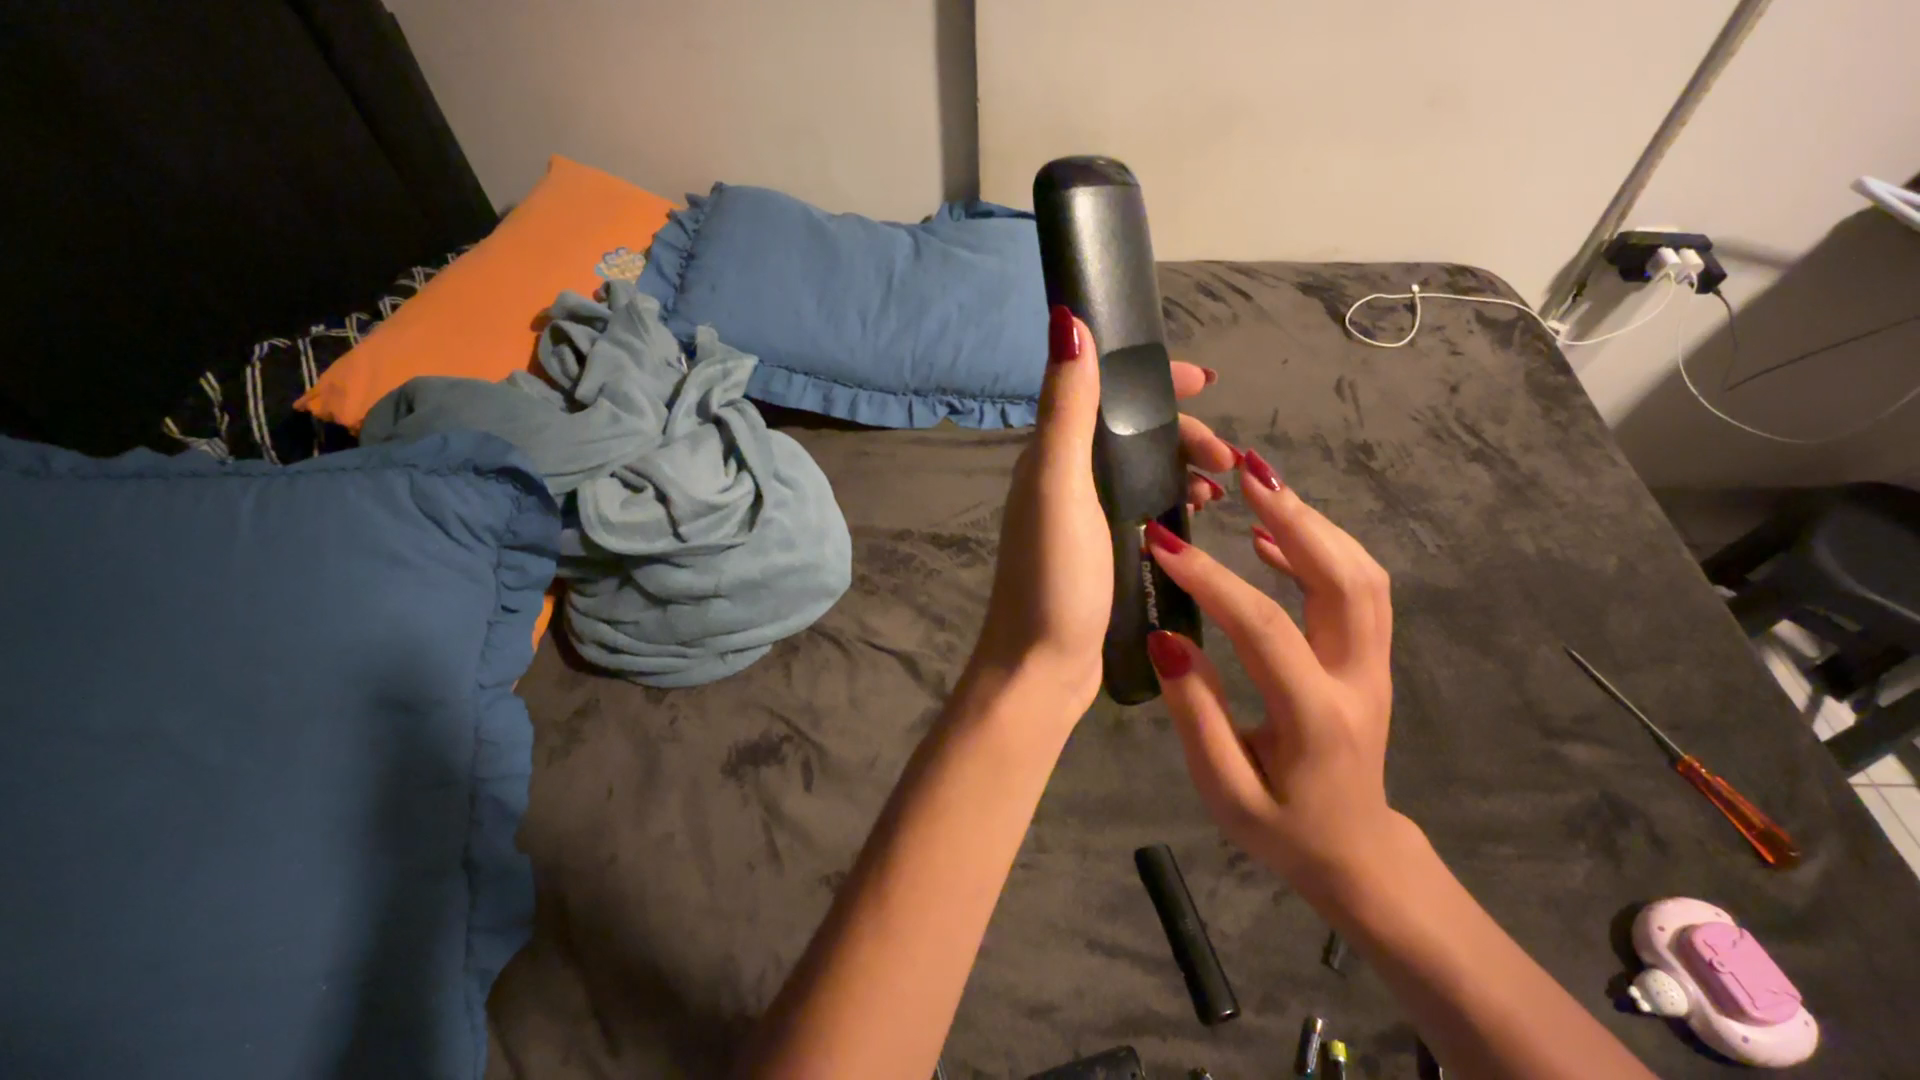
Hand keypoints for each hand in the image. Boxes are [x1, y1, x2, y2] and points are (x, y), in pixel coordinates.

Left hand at [967, 307, 1235, 711]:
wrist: (1041, 668)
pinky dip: (1177, 503)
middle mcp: (1065, 479)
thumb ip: (1065, 407)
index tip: (1204, 382)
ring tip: (1220, 490)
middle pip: (1134, 433)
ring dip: (1185, 467)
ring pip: (1145, 471)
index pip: (1105, 394)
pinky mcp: (1104, 553)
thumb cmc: (1053, 577)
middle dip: (1184, 433)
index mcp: (1052, 456)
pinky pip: (1148, 509)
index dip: (1153, 381)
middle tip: (1225, 460)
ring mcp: (1085, 519)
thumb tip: (1068, 319)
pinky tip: (1199, 518)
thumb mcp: (1059, 485)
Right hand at [1139, 453, 1405, 877]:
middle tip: (1245, 473)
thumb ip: (1196, 714)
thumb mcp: (1224, 790)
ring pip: (1363, 575)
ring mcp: (1375, 665)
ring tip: (1261, 489)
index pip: (1264, 629)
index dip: (1212, 580)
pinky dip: (1323, 548)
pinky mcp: (1373, 657)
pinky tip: (1274, 535)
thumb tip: (1168, 638)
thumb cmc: (1281, 826)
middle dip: (1295, 518)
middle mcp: (1358, 680)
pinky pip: (1360, 588)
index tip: (1162, 541)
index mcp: (1314, 718)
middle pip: (1345, 580)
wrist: (1354, 851)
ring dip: (1315, 523)